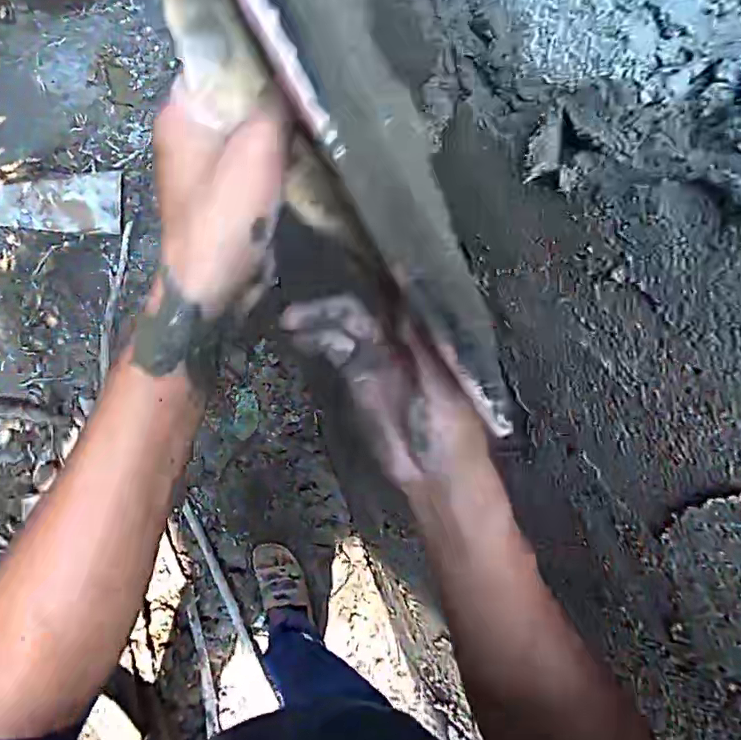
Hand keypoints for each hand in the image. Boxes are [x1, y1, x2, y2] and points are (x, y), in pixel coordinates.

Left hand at [151, 77, 288, 315]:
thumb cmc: (226, 215)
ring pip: (243, 127)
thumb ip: (273, 105)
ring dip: (273, 126)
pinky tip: (298, 151)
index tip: (294, 54)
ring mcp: (200, 162)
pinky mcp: (217, 187)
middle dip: (269, 93)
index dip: (255, 56)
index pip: (216, 62)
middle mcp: (183, 132)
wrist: (212, 284)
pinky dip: (269, 154)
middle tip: (310, 86)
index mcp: (178, 113)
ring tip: (310, 114)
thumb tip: (289, 72)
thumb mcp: (256, 149)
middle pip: (233, 95)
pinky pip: (247, 156)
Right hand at [282, 295, 490, 488]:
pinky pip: (336, 349)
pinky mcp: (360, 377)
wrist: (438, 477)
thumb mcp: (441, 381)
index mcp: (423, 332)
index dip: (368, 277)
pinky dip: (317, 340)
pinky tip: (298, 338)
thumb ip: (420, 336)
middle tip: (295, 311)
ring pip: (342, 327)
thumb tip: (408, 292)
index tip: (339, 262)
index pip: (393, 294)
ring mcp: (376, 356)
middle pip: (359, 310)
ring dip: (316, 321)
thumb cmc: (452, 428)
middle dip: (327, 306)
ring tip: (288, 322)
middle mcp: (397, 337)